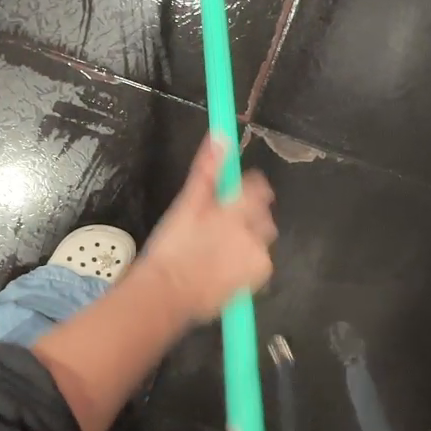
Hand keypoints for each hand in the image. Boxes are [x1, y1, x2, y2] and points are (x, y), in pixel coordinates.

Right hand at [137, 135, 277, 322]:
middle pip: (263, 215)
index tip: (232, 194)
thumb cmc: (172, 247)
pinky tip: (223, 266)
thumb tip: (221, 137)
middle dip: (247, 215)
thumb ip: (207, 170)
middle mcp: (255, 233)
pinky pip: (258, 262)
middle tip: (218, 224)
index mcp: (238, 210)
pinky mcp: (257, 279)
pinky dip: (246, 261)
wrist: (168, 293)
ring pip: (260, 239)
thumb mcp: (186, 204)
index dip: (247, 188)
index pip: (259, 188)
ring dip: (246, 238)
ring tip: (218, 248)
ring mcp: (258, 258)